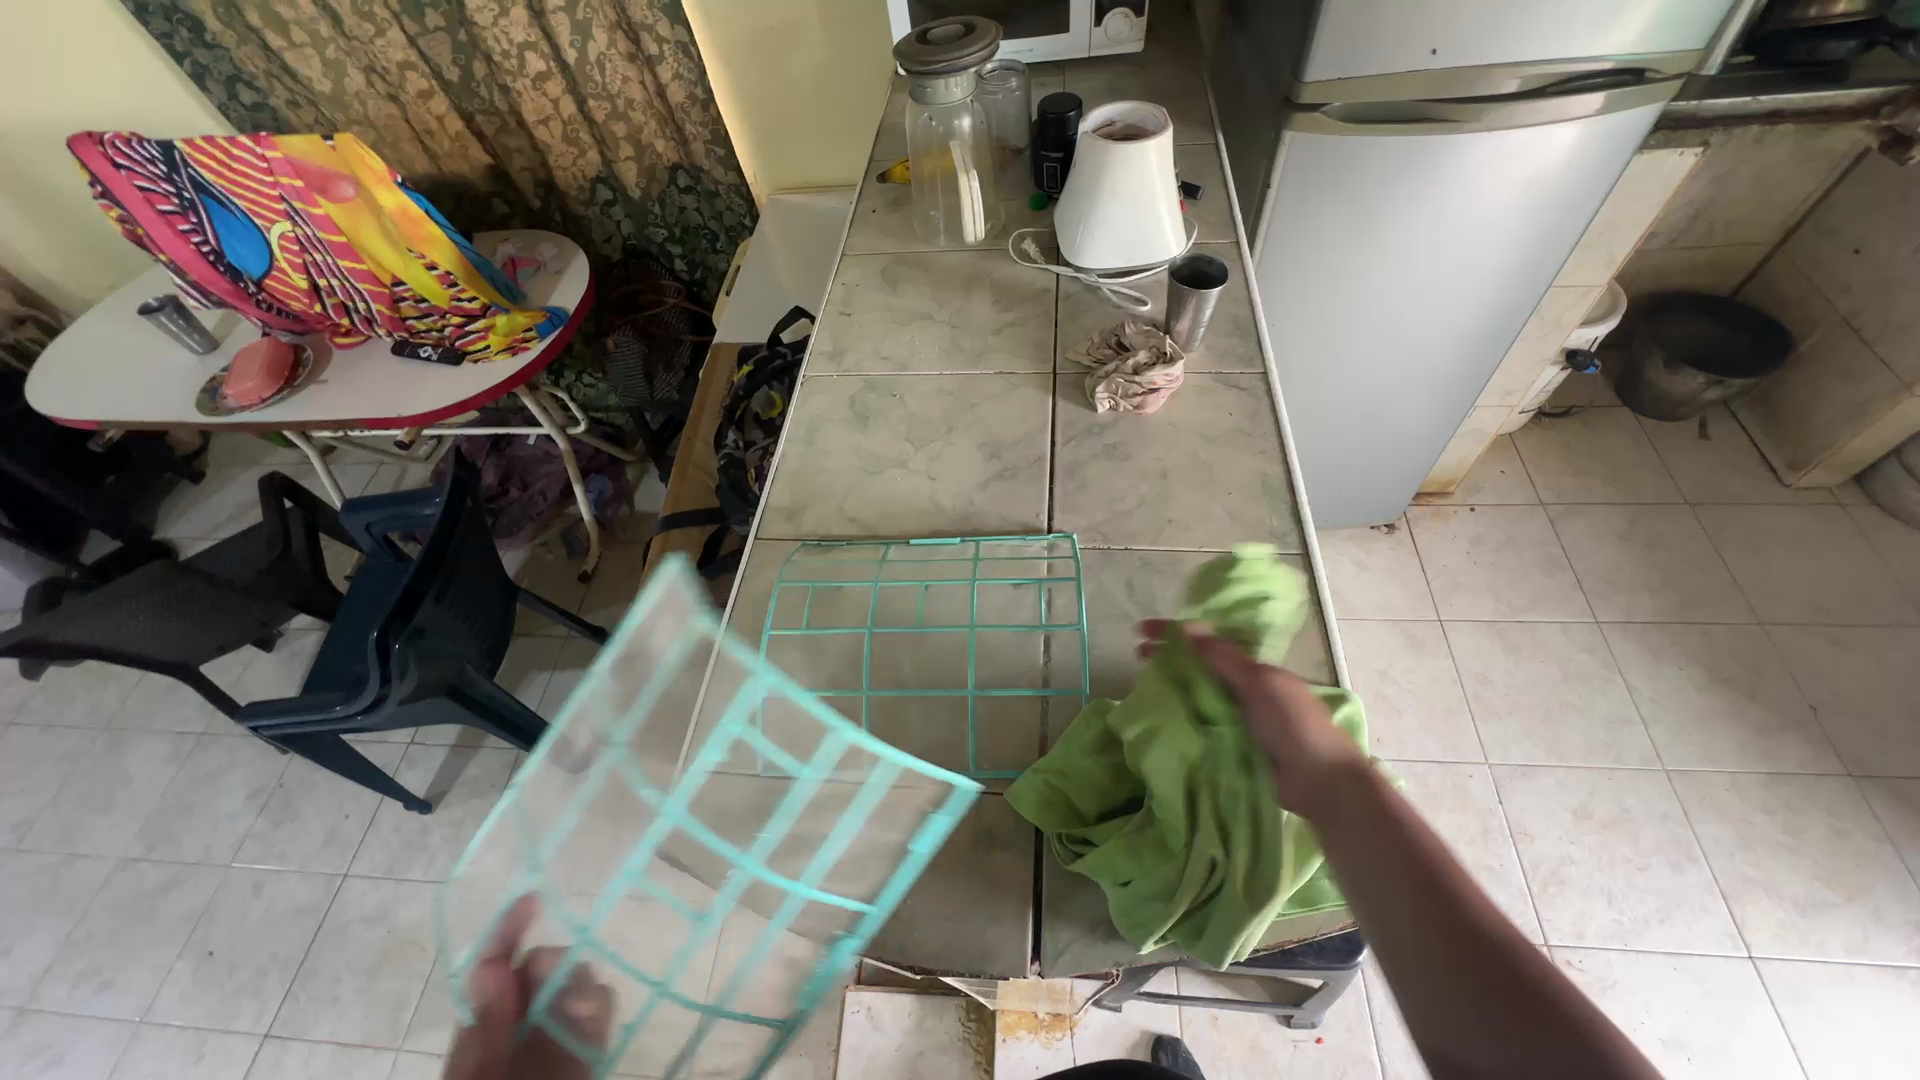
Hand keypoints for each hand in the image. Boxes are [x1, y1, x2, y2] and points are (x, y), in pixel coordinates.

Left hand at [443, 896, 616, 1079]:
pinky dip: (598, 1005)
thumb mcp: (480, 1077)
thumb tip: (489, 964)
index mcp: (486, 1020)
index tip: (533, 898)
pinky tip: (591, 1016)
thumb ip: (488, 1027)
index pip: (496, 961)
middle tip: (553, 974)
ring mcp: (557, 1031)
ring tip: (576, 1007)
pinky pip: (600, 1008)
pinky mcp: (587, 1044)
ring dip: (577, 983)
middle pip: (543, 965)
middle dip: (551, 961)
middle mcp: (523, 1017)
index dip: (511, 927)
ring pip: (577, 981)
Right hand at [1138, 619, 1367, 818]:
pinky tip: (1154, 715)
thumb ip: (1224, 657)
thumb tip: (1188, 629)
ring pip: (1192, 694)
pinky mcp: (1224, 745)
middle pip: (1195, 667)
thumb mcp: (1260, 682)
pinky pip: (1194, 724)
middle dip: (1166, 656)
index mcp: (1249, 669)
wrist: (1318, 780)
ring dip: (1167, 684)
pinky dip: (1175, 716)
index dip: (1174, 632)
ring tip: (1139, 683)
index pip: (1206, 643)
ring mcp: (1230, 718)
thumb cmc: (1293, 723)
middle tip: (1136, 655)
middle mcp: (1237, 689)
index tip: (1142, 629)